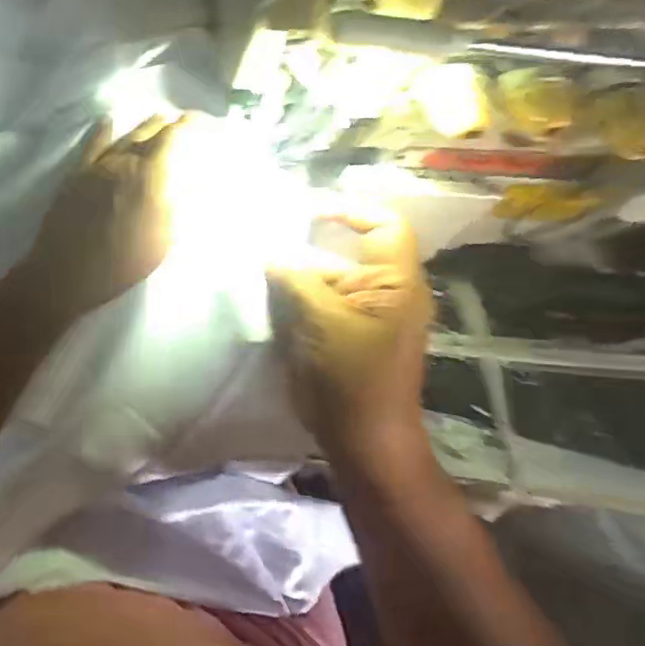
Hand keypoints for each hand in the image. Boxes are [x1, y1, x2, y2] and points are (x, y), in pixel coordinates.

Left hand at [11, 115, 187, 322]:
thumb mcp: (164, 238)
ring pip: (120, 137)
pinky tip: (107, 122)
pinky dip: (101, 132)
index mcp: (149, 175)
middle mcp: (122, 163)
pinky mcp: (73, 178)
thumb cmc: (124, 261)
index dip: (187, 124)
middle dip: (164, 124)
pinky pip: (90, 147)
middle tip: (177, 119)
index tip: (198, 119)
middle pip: (145, 133)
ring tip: (153, 118)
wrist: (69, 271)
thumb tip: (169, 187)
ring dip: (139, 127)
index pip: (171, 138)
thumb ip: (168, 205)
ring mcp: (95, 168)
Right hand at [267, 203, 434, 457]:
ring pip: (316, 280)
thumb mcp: (324, 320)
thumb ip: (295, 280)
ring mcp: (354, 314)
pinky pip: (307, 303)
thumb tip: (269, 254)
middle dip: (297, 252)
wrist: (359, 433)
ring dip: (286, 278)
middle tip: (256, 249)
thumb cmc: (353, 375)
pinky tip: (257, 300)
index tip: (304, 214)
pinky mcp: (332, 333)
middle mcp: (378, 292)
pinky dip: (283, 299)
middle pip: (337, 254)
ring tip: (250, 274)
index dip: (349, 212)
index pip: (383, 228)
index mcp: (394, 283)